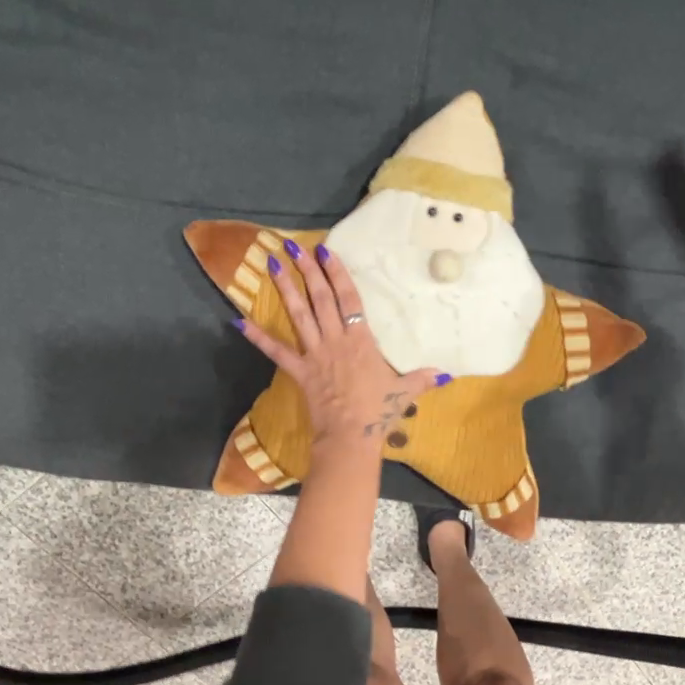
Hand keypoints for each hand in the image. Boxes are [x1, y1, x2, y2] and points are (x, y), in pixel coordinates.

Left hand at [236, 239, 447, 451]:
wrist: (351, 437)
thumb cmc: (379, 413)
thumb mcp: (405, 393)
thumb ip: (422, 379)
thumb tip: (445, 374)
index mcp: (362, 341)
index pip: (349, 299)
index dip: (337, 274)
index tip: (326, 252)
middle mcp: (336, 341)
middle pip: (321, 299)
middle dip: (308, 271)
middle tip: (296, 248)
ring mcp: (316, 355)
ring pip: (299, 316)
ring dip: (286, 289)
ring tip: (272, 265)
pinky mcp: (300, 373)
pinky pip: (277, 352)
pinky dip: (258, 337)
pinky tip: (239, 321)